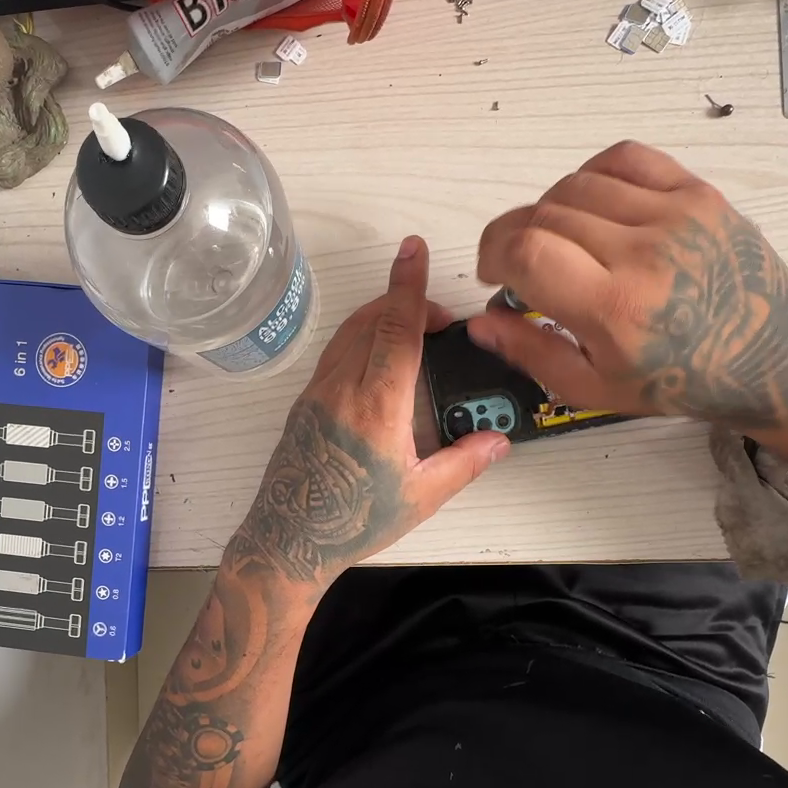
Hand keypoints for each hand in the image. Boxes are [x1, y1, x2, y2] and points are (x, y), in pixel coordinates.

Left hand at [229, 236, 509, 590]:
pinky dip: (361, 339)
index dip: (409, 285)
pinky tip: (379, 363)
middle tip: (441, 322)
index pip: (396, 328)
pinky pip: (335, 353)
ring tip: (414, 336)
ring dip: (382, 318)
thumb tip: (499, 441)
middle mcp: (341, 388)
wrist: (288, 539)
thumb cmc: (353, 522)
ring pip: (349, 333)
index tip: (414, 249)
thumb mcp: (420, 497)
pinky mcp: (304, 403)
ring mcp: (317, 393)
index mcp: (376, 405)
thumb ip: (464, 463)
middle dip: (406, 303)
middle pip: (372, 320)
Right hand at [469, 141, 787, 429]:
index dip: (493, 254)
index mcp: (614, 308)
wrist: (770, 355)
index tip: (492, 276)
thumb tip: (479, 322)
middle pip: (543, 214)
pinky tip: (589, 208)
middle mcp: (642, 252)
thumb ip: (529, 352)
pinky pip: (624, 159)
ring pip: (575, 185)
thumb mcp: (590, 388)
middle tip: (516, 266)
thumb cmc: (675, 380)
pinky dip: (589, 177)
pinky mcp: (697, 192)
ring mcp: (674, 214)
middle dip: (511, 237)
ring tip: (555, 242)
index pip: (528, 251)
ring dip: (546, 210)